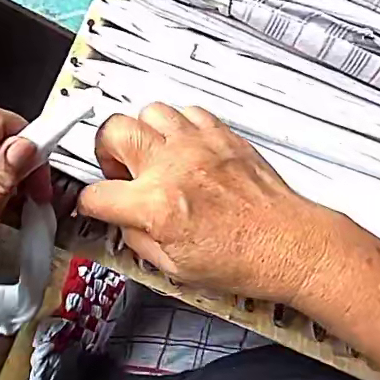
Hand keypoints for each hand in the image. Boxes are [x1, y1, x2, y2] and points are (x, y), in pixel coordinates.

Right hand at [75, 103, 341, 302]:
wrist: (289, 245)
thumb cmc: (244, 259)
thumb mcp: (174, 268)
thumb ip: (137, 239)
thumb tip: (121, 222)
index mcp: (157, 206)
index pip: (96, 194)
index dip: (89, 203)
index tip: (97, 204)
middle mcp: (174, 167)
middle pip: (114, 131)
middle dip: (105, 150)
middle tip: (120, 169)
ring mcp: (199, 146)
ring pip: (151, 111)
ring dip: (144, 134)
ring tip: (154, 156)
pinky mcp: (223, 136)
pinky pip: (188, 111)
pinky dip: (180, 126)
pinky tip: (184, 148)